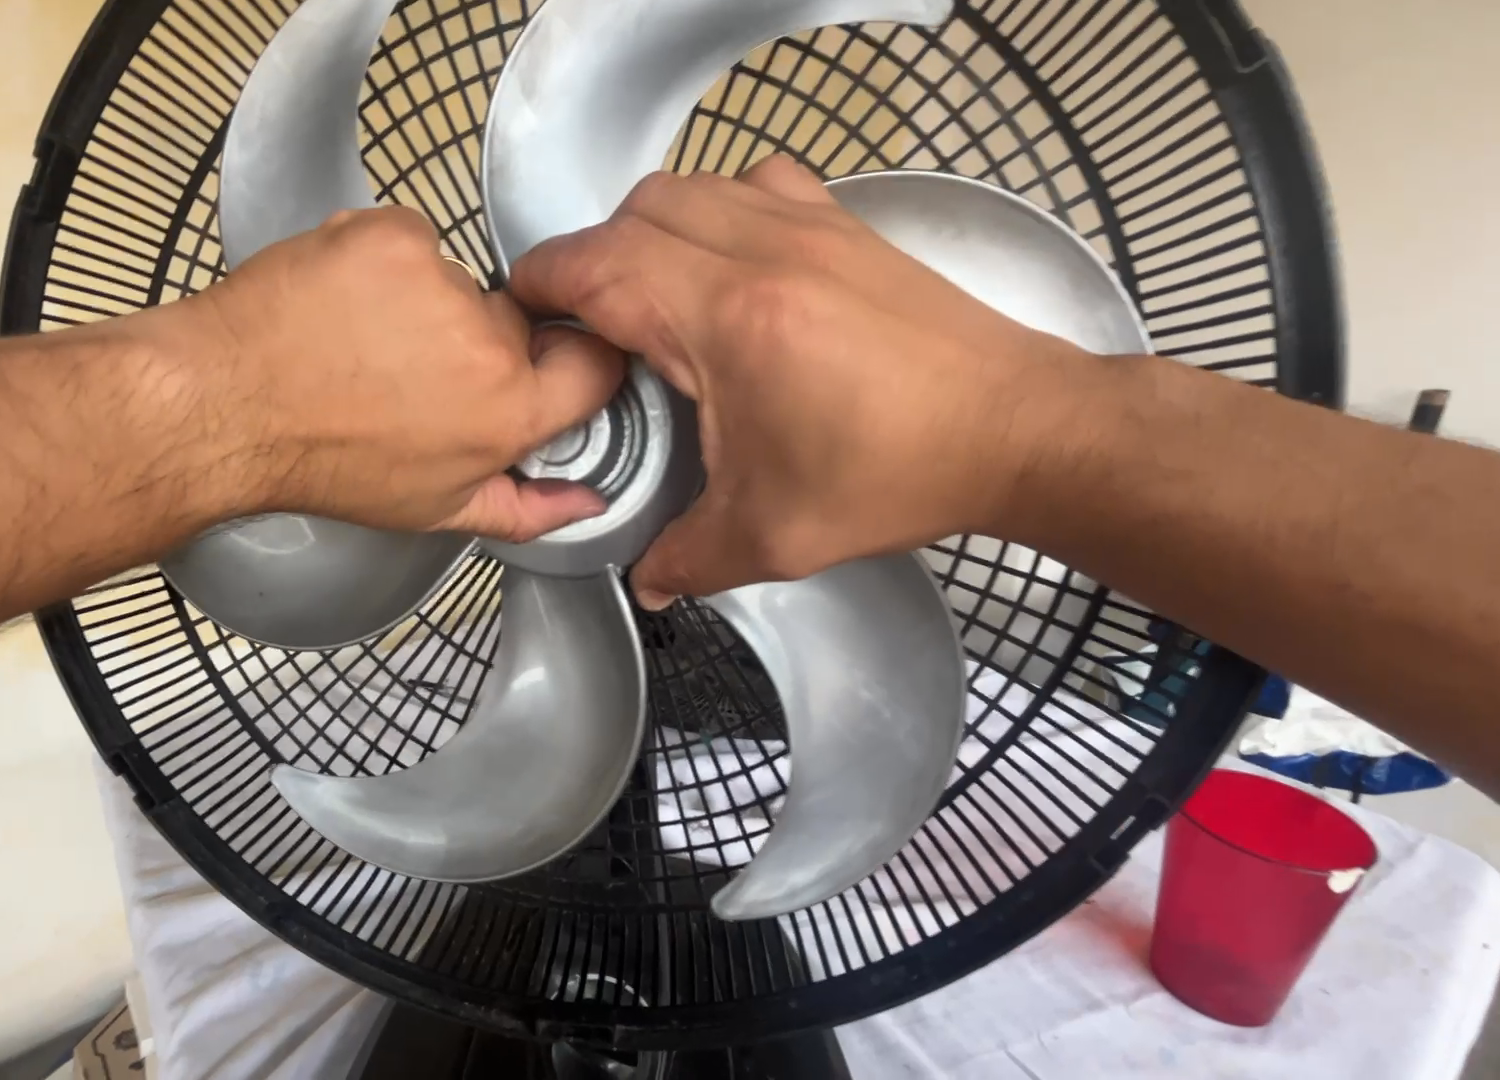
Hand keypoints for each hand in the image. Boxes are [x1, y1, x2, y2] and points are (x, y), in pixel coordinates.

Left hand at [137, 205, 626, 540]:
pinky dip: (390, 268)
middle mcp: (487, 340)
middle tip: (418, 373)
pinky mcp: (391, 234)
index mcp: (508, 412)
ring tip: (371, 342)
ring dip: (431, 308)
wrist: (230, 405)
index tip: (536, 373)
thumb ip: (530, 509)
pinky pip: (417, 244)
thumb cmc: (332, 465)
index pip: (595, 363)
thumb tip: (593, 501)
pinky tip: (350, 304)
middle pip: (520, 324)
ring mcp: (438, 279)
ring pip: (463, 285)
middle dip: (484, 346)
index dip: (571, 367)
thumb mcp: (439, 512)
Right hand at [510, 155, 1093, 606]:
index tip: (518, 313)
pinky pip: (749, 185)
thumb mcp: (769, 537)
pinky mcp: (842, 225)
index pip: (601, 268)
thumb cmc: (892, 478)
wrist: (1014, 430)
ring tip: (640, 297)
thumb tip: (643, 583)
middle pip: (633, 215)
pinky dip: (709, 212)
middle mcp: (762, 251)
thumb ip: (686, 561)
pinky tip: (718, 267)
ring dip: (643, 234)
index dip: (543, 282)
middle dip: (586, 262)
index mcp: (729, 321)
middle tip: (581, 324)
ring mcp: (807, 225)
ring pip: (687, 188)